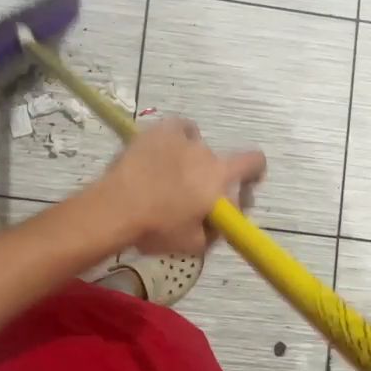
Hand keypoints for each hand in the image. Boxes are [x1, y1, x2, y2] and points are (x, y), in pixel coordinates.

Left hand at [95, 117, 265, 255]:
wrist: (116, 208)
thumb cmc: (158, 228)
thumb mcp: (196, 242)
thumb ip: (218, 228)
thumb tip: (223, 219)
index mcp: (219, 175)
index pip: (254, 161)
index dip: (254, 171)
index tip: (245, 183)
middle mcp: (204, 151)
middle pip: (218, 161)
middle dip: (211, 178)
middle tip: (192, 196)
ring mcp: (178, 138)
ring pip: (195, 143)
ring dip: (190, 158)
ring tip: (172, 173)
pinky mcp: (155, 131)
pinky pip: (176, 128)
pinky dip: (175, 137)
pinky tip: (164, 150)